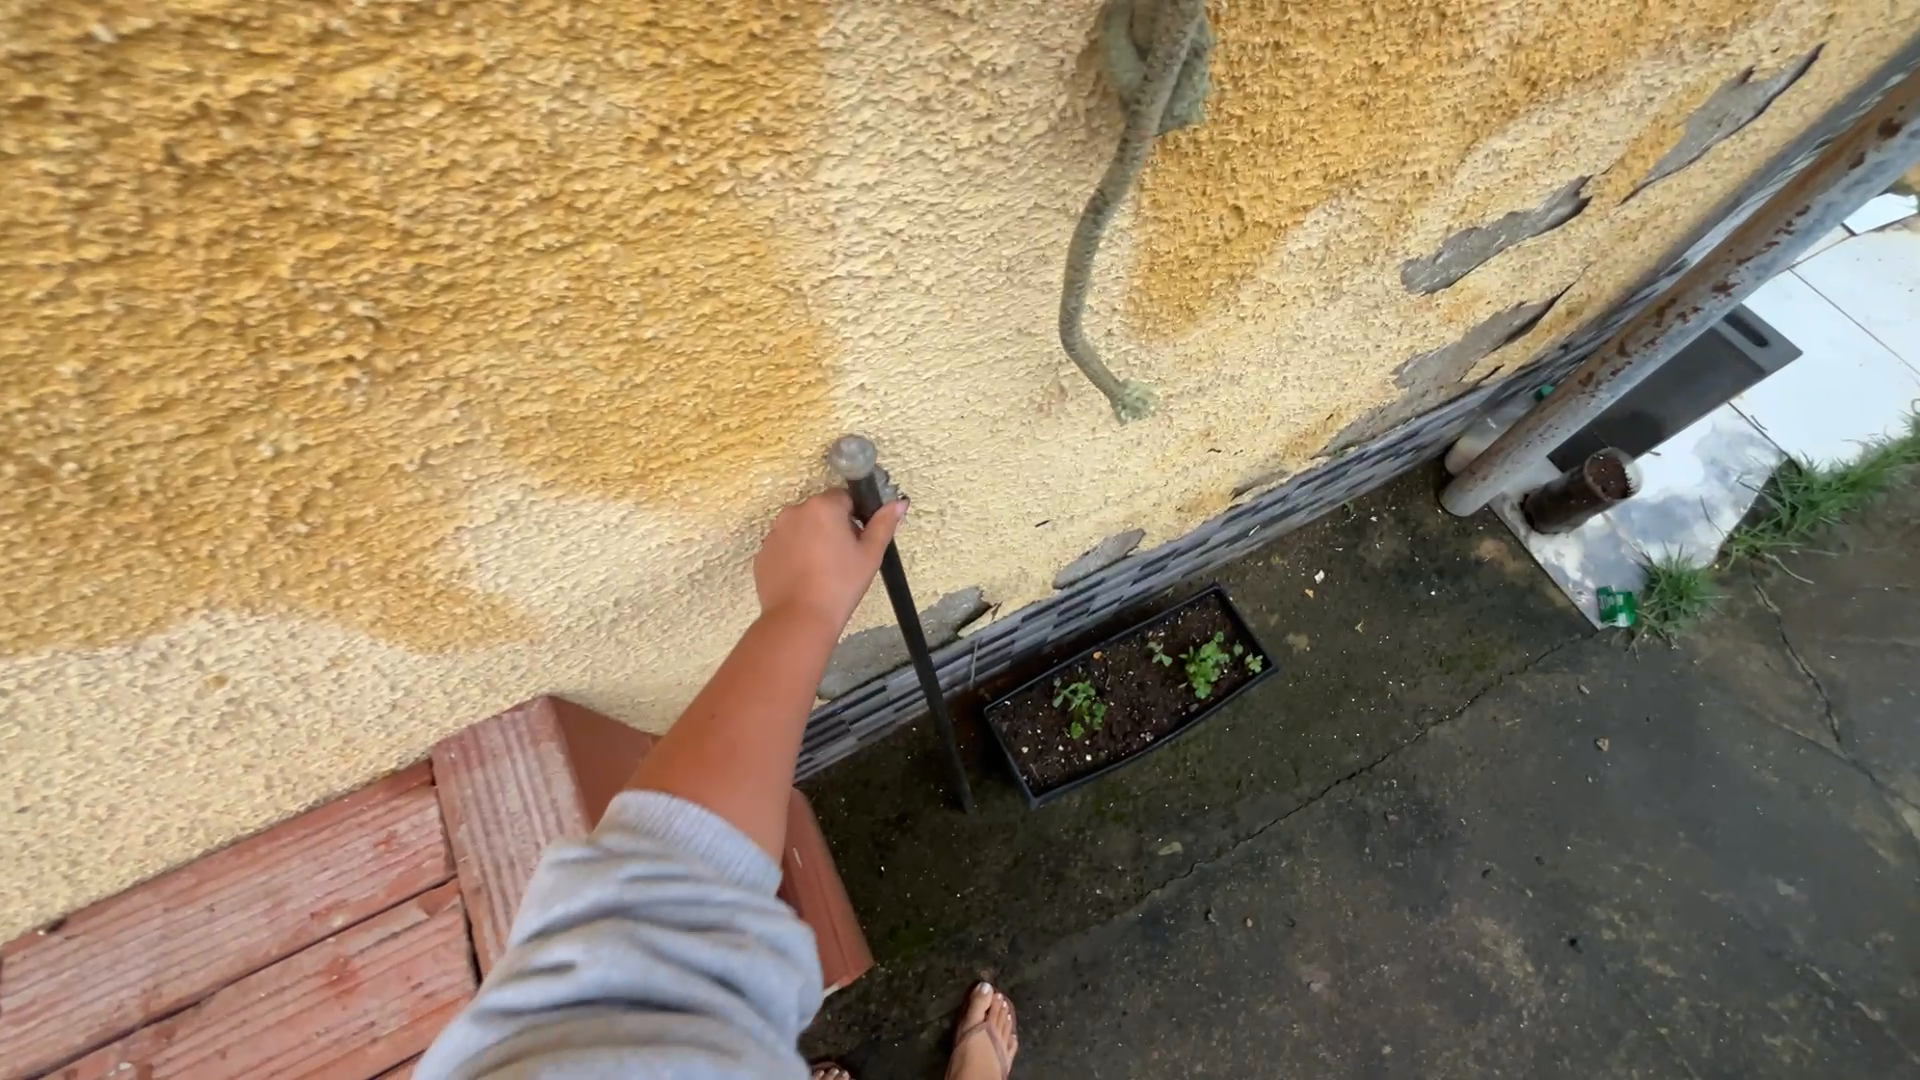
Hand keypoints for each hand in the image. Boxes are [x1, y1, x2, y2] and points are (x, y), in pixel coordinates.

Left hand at [753, 490, 906, 630]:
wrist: (800, 618)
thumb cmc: (840, 584)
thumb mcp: (870, 554)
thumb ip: (885, 523)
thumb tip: (899, 503)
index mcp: (823, 507)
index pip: (844, 498)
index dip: (855, 517)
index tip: (857, 541)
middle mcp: (794, 512)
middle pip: (820, 511)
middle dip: (833, 527)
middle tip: (843, 557)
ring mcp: (774, 533)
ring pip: (801, 528)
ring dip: (812, 539)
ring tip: (822, 570)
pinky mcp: (763, 553)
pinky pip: (785, 546)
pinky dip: (795, 555)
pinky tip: (805, 577)